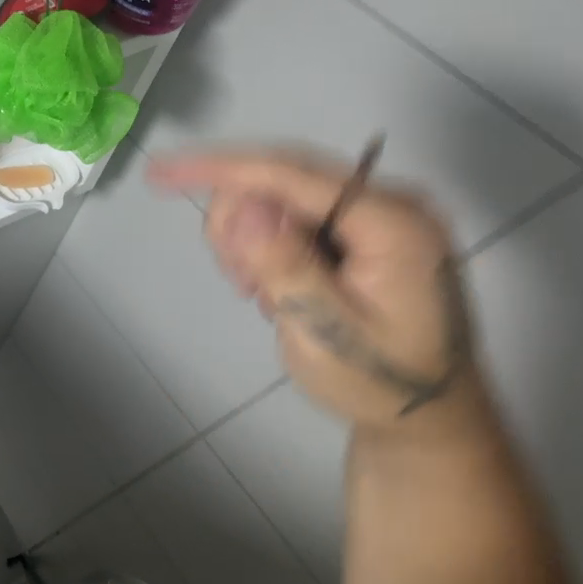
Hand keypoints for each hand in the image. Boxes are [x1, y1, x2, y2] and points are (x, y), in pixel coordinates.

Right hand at [149, 148, 483, 432]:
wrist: (425, 415)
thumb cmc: (377, 382)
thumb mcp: (324, 333)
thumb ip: (286, 266)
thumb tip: (244, 208)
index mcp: (393, 224)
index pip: (289, 174)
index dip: (219, 168)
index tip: (157, 173)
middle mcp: (388, 201)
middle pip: (278, 176)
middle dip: (235, 219)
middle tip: (235, 279)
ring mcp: (375, 211)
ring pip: (274, 191)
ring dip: (245, 235)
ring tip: (253, 288)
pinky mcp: (361, 225)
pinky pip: (287, 210)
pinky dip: (260, 241)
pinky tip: (266, 281)